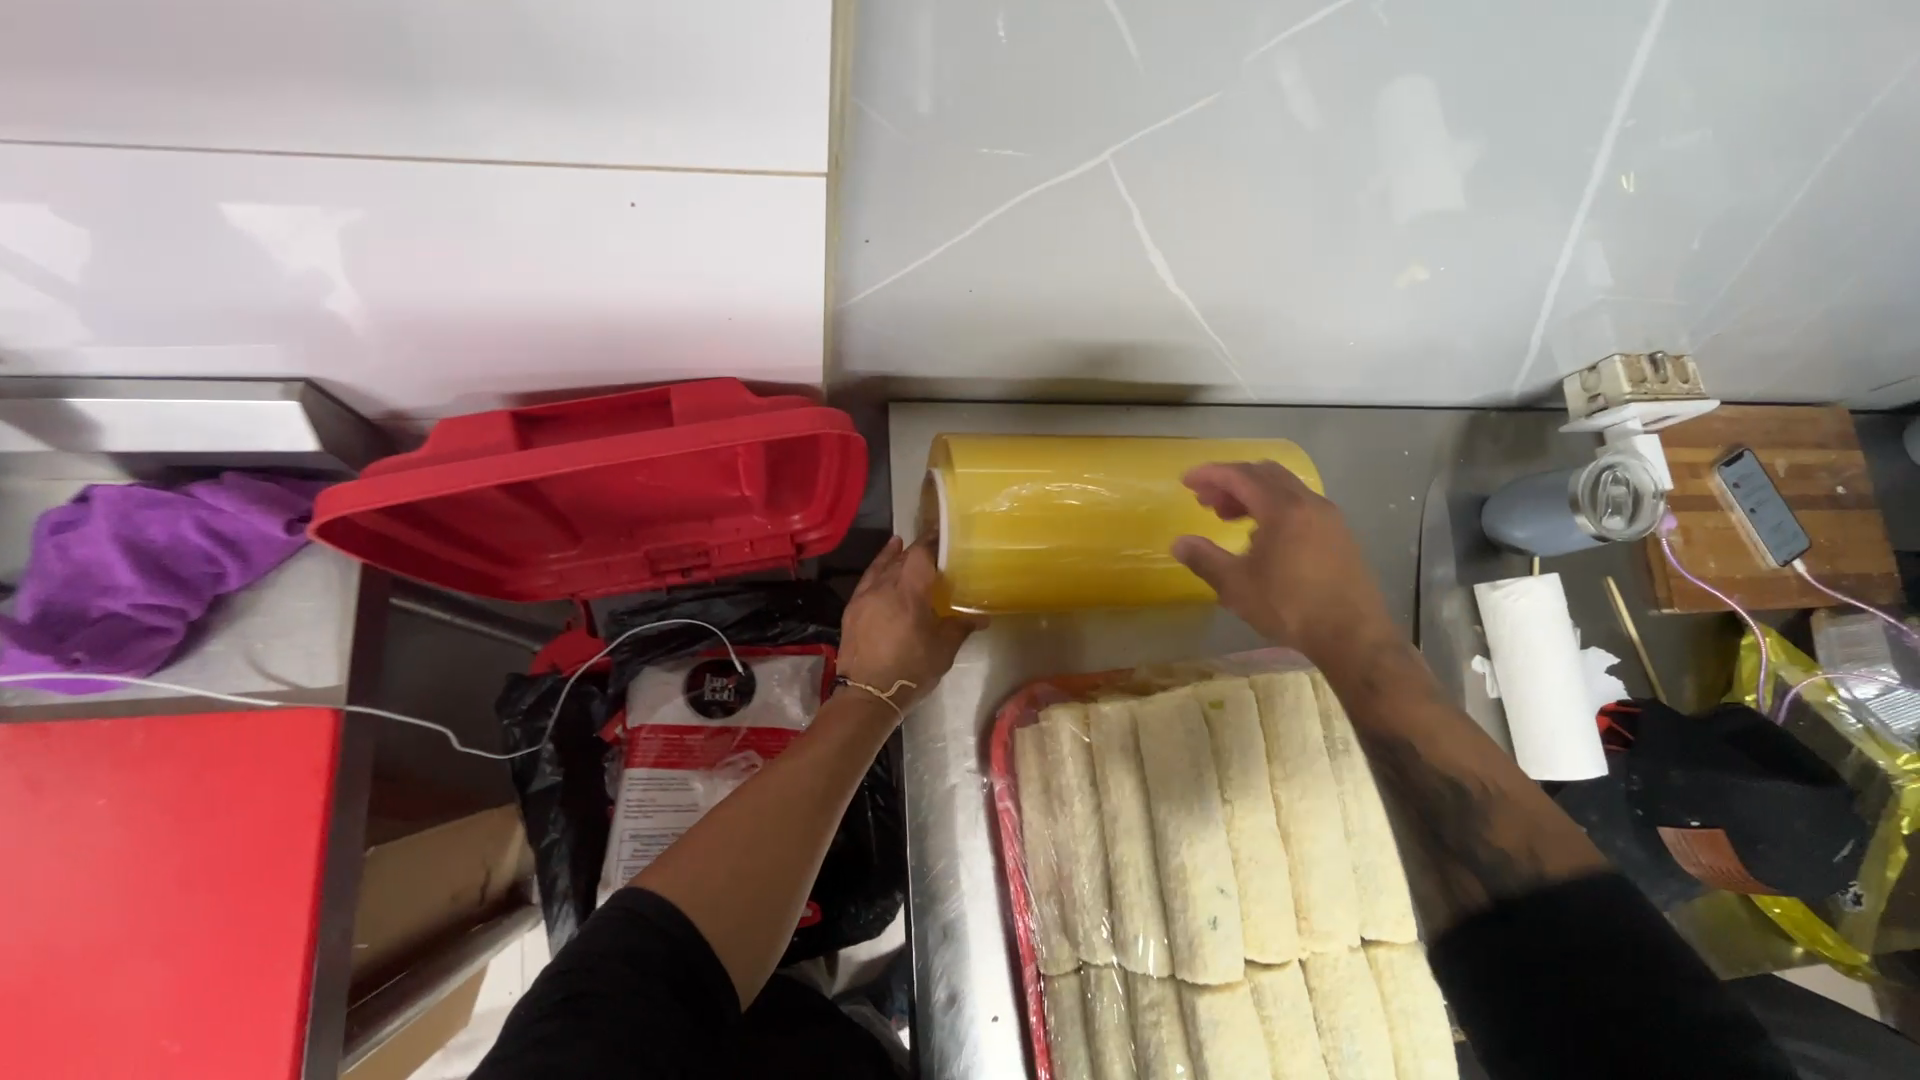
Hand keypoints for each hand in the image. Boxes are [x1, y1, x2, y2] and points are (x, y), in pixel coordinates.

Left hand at [837, 536, 986, 715]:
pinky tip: (881, 568)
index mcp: (909, 591)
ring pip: (881, 567)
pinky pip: (867, 581)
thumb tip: (981, 617)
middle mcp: (884, 586)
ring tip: (901, 544)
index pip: (921, 553)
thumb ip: (960, 626)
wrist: (868, 694)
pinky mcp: (853, 610)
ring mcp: (865, 597)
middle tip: (932, 547)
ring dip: (893, 556)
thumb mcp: (943, 650)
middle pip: (901, 558)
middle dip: (916, 550)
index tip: (944, 534)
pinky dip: (876, 570)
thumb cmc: (911, 669)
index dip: (933, 542)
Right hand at [1170, 461, 1398, 669]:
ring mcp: (1329, 517)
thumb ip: (1204, 559)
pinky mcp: (1339, 534)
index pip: (1240, 476)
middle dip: (1231, 482)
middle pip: (1265, 474)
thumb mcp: (1237, 586)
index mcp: (1283, 509)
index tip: (1187, 482)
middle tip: (1206, 502)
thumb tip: (1179, 543)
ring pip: (1285, 489)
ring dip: (1253, 495)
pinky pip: (1300, 506)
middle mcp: (1309, 503)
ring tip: (1229, 519)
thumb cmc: (1290, 607)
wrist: (1353, 635)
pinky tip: (1262, 538)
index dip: (1210, 474)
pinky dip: (1274, 508)